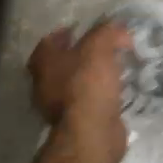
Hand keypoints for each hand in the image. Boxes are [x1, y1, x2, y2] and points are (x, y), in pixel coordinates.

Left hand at [29, 21, 132, 145]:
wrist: (91, 133)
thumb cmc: (87, 82)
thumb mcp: (99, 46)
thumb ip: (107, 32)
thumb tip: (119, 29)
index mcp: (43, 62)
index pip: (49, 41)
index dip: (65, 34)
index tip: (82, 31)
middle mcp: (43, 84)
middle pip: (60, 64)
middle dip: (79, 56)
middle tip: (101, 49)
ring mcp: (57, 108)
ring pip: (74, 85)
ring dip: (90, 77)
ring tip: (112, 68)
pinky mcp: (75, 125)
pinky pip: (86, 103)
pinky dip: (98, 96)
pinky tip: (114, 91)